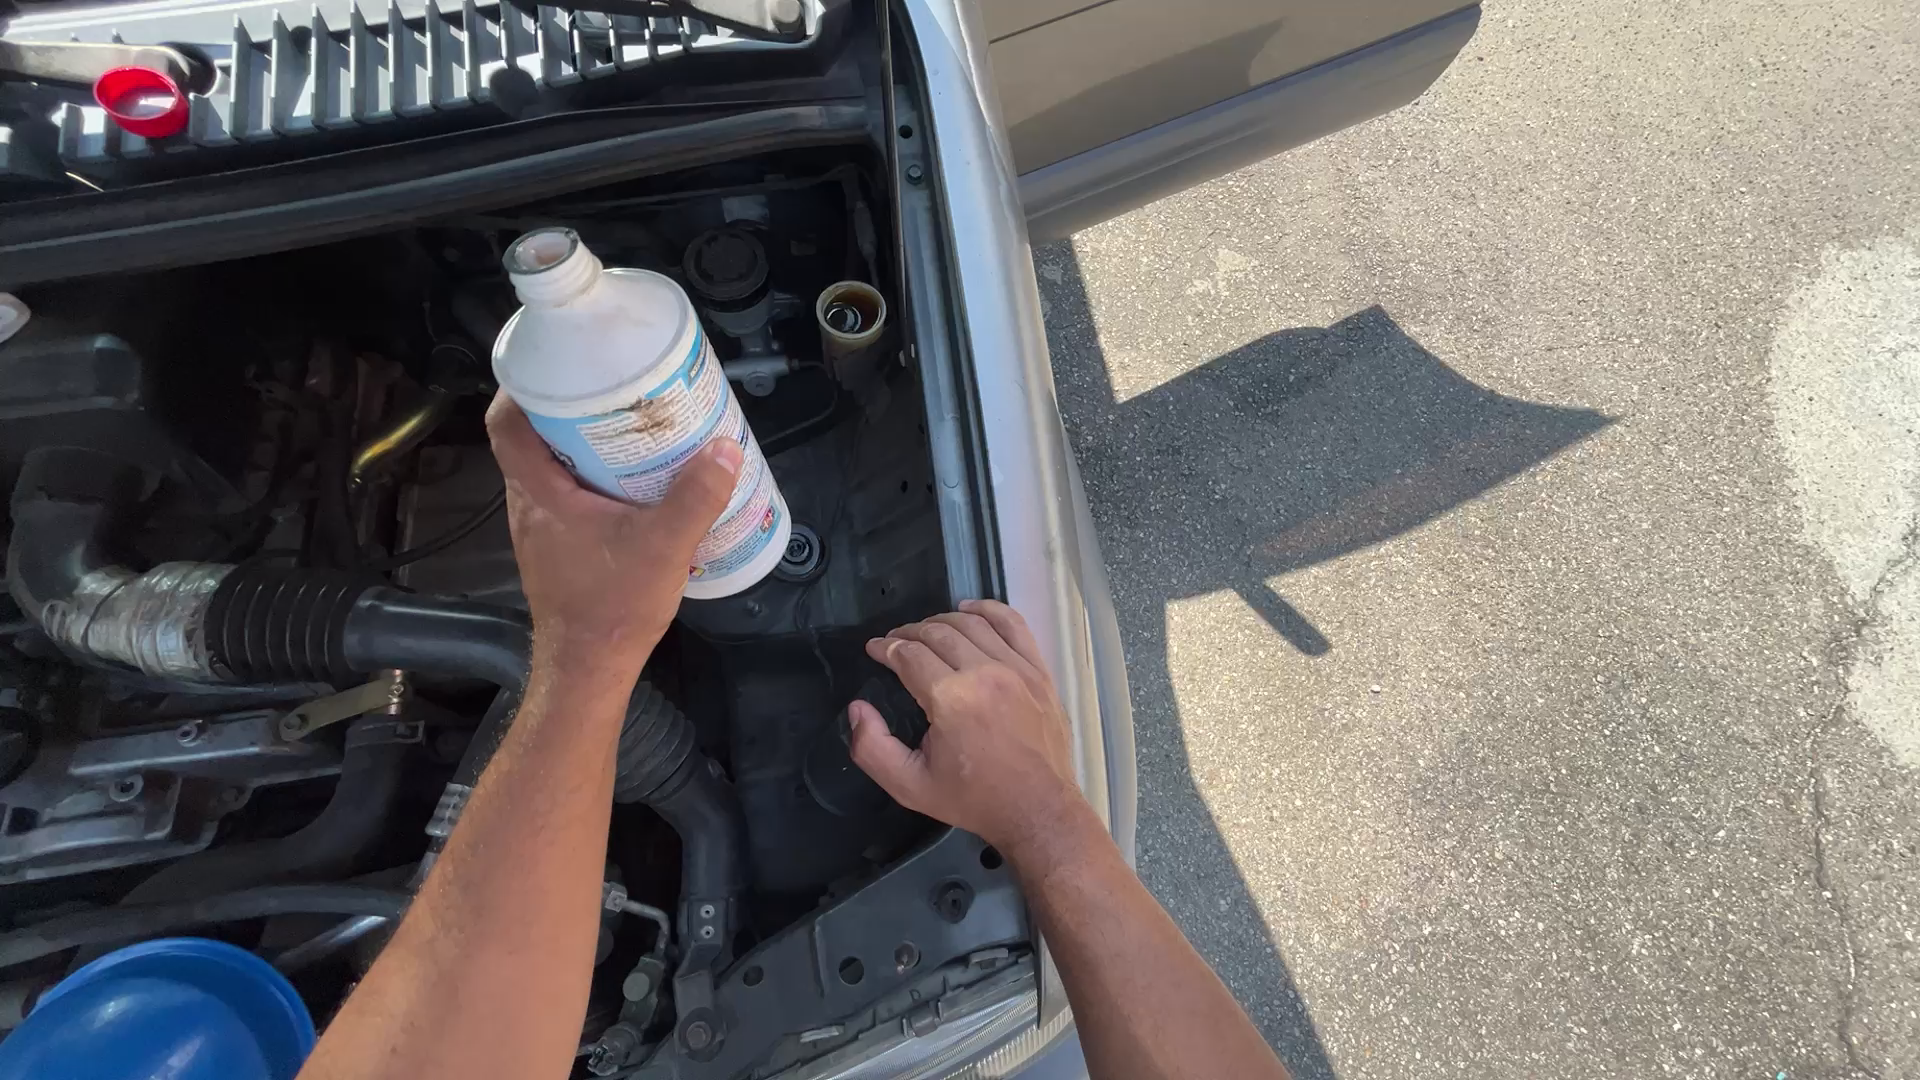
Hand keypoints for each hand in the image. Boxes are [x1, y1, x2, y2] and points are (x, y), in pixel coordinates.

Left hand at [486, 394, 741, 683]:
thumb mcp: (664, 546)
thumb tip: (726, 448)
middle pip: (537, 442)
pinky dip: (599, 483)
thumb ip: (696, 497)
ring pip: (556, 472)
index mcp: (541, 495)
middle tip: (622, 397)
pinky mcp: (561, 550)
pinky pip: (572, 499)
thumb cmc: (614, 605)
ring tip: (637, 437)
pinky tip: (639, 490)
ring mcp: (544, 531)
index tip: (564, 366)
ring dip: (590, 450)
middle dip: (576, 413)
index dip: (527, 388)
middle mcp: (531, 508)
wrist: (592, 665)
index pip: (507, 425)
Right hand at [848, 600, 1087, 858]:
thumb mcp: (909, 786)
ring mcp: (1016, 667)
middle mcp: (984, 673)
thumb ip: (872, 748)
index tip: (875, 649)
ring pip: (972, 623)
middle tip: (895, 642)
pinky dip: (990, 609)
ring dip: (942, 620)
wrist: (1037, 809)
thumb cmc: (973, 798)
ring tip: (926, 630)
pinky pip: (1013, 624)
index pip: (909, 654)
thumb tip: (857, 709)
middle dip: (909, 632)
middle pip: (938, 633)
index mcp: (951, 698)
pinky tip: (971, 608)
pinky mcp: (1039, 670)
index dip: (886, 647)